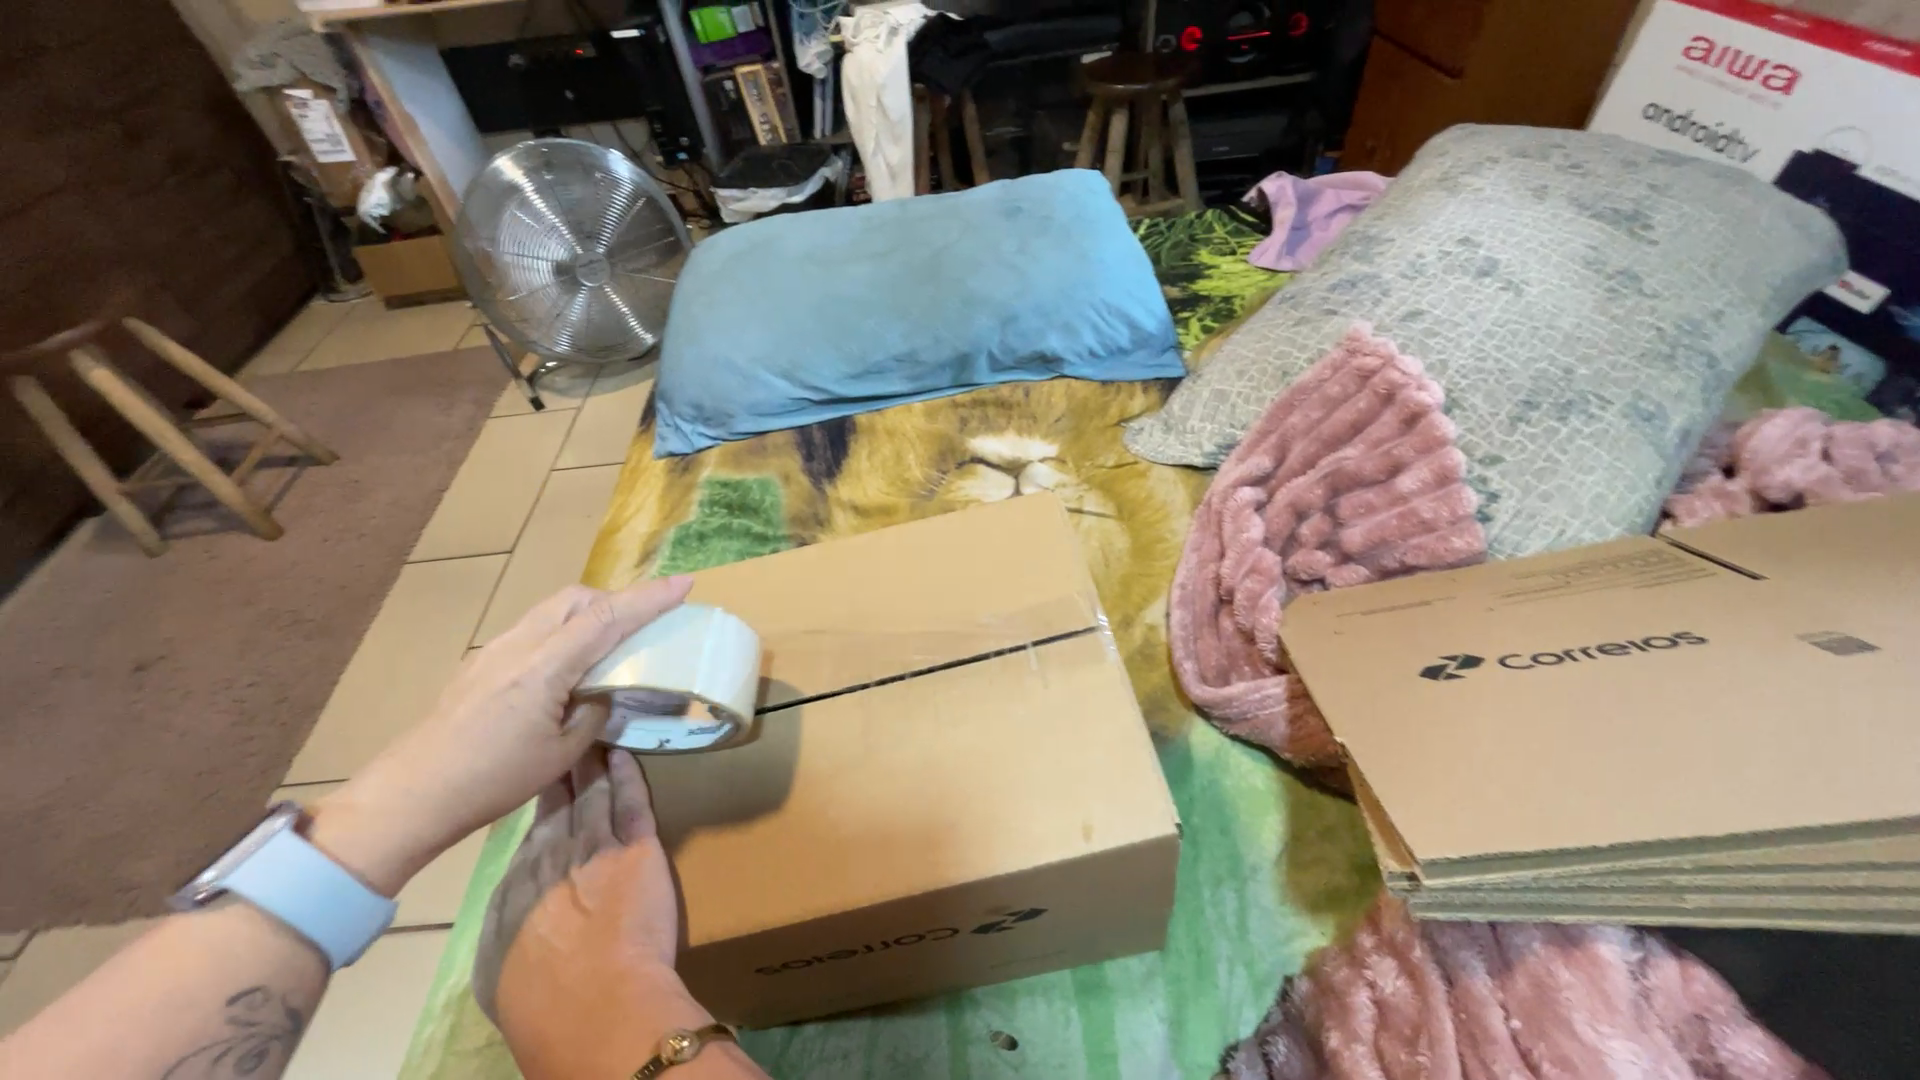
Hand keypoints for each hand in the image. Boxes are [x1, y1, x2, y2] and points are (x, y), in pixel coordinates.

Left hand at [308, 577, 692, 894]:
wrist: (412, 794)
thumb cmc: (492, 779)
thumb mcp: (560, 753)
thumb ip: (592, 713)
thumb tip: (604, 695)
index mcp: (544, 667)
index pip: (607, 618)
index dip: (649, 599)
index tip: (684, 584)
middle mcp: (519, 645)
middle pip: (576, 598)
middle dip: (617, 598)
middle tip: (645, 620)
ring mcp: (494, 650)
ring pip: (551, 610)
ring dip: (588, 613)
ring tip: (609, 642)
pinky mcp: (480, 663)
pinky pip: (533, 629)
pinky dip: (562, 631)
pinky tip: (565, 667)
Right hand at [473, 748, 681, 1040]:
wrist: (592, 1003)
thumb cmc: (540, 1003)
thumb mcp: (497, 971)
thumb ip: (505, 935)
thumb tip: (508, 927)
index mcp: (517, 886)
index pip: (530, 835)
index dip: (538, 808)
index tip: (540, 784)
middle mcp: (552, 856)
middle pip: (558, 804)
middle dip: (561, 770)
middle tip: (565, 739)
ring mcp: (596, 847)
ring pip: (594, 794)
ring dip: (594, 763)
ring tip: (594, 736)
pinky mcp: (638, 847)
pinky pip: (632, 802)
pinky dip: (628, 775)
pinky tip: (625, 755)